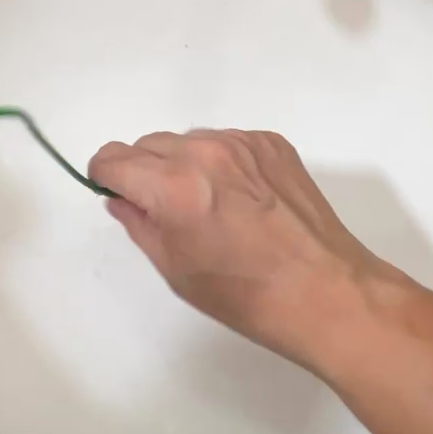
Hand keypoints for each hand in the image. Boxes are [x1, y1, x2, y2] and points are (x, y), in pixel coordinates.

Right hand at [87, 128, 394, 368]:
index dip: (106, 175)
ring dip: (183, 163)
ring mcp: (242, 142)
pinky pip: (226, 141)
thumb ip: (139, 224)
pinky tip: (241, 197)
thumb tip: (120, 198)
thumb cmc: (244, 294)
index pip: (114, 158)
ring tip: (210, 203)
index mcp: (174, 187)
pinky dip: (221, 162)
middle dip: (144, 171)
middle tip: (165, 209)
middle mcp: (205, 152)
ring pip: (187, 139)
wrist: (326, 291)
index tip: (114, 191)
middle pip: (148, 144)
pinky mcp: (270, 142)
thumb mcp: (176, 269)